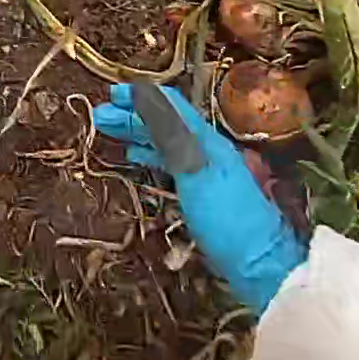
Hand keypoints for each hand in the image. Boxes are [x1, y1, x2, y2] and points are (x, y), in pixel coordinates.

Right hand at [92, 84, 305, 312]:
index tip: (110, 95)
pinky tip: (132, 156)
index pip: (167, 103)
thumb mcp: (193, 170)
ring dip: (134, 132)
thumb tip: (142, 94)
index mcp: (203, 138)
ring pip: (162, 140)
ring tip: (108, 132)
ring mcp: (201, 168)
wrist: (260, 265)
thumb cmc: (227, 216)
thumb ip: (168, 132)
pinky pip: (166, 160)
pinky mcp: (198, 189)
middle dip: (130, 114)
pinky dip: (145, 153)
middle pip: (162, 120)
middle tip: (98, 117)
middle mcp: (202, 147)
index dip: (138, 95)